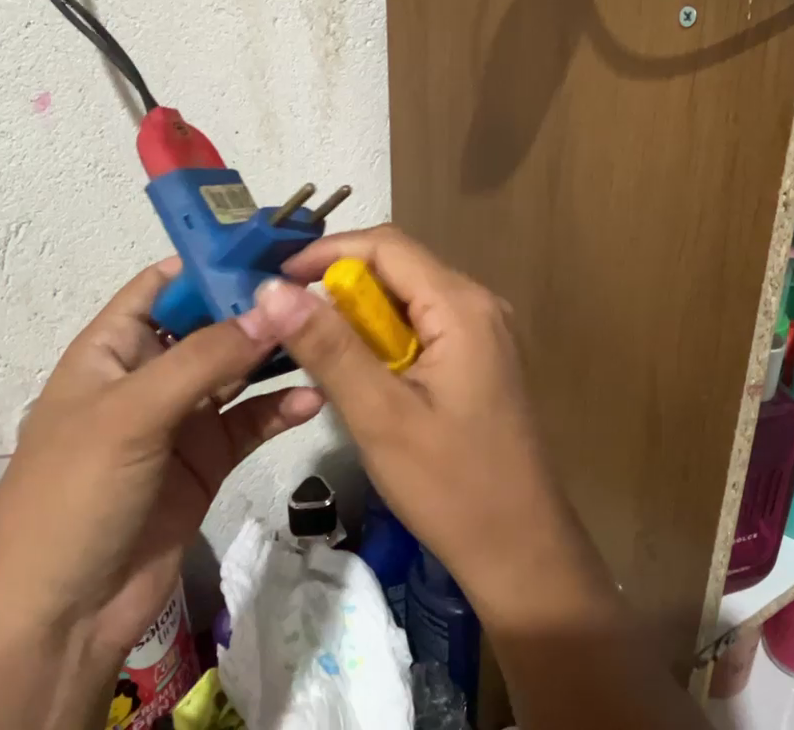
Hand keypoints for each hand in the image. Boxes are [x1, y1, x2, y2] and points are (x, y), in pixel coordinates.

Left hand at [0, 258, 322, 728]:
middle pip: (209, 326)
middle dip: (257, 309)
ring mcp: (179, 422)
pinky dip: (280, 409)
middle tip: (319, 290)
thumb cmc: (73, 497)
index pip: (162, 287)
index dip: (210, 262)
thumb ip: (206, 358)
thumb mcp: (131, 415)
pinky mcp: (207, 462)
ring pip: (237, 373)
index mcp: (109, 352)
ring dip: (276, 357)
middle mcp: (147, 378)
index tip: (273, 246)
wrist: (59, 618)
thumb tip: (277, 308)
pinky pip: (250, 423)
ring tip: (326, 337)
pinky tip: (312, 400)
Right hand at [253, 226, 617, 631]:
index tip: (276, 281)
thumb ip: (328, 347)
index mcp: (463, 306)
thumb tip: (272, 289)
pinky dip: (384, 338)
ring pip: (409, 298)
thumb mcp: (379, 415)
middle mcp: (480, 305)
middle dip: (339, 285)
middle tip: (286, 320)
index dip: (327, 252)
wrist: (521, 547)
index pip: (387, 246)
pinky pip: (425, 327)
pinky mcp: (482, 360)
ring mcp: (486, 333)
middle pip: (400, 268)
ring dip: (359, 315)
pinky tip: (359, 373)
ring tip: (312, 348)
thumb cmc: (451, 486)